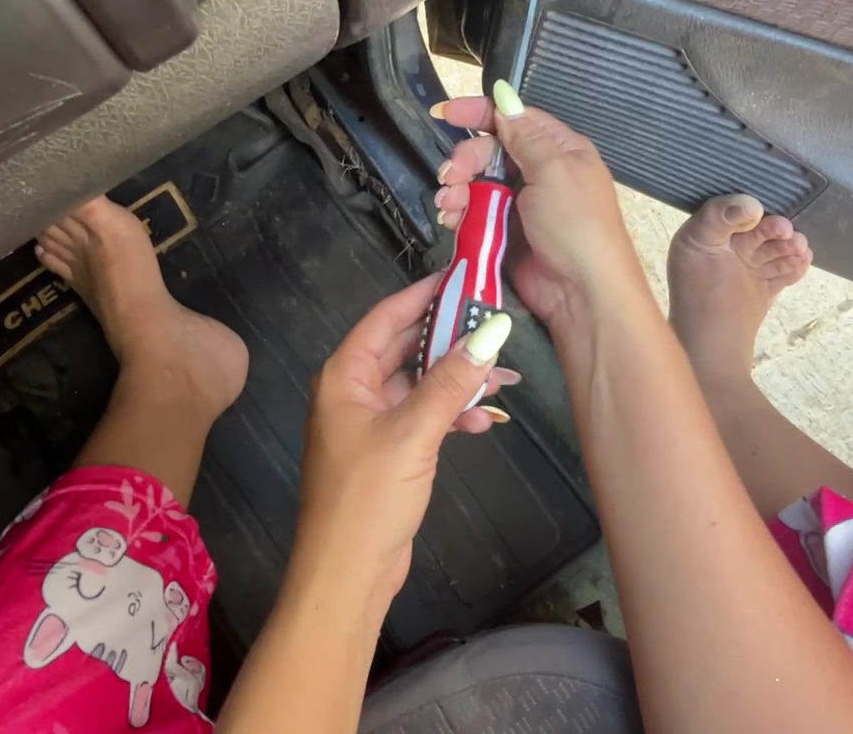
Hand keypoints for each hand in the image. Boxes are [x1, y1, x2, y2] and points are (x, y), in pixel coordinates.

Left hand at [292, 276, 516, 606]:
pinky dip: (452, 413)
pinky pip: (424, 415)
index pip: (387, 316)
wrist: (348, 574)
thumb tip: (492, 332)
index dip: (424, 294)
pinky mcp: (389, 448)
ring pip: (421, 382)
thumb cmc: (368, 495)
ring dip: (459, 380)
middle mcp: (355, 389)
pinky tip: (484, 420)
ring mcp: (372, 420)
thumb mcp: (414, 432)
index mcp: (346, 374)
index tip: (463, 278)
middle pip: (407, 347)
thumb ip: (452, 380)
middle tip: (495, 324)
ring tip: (506, 378)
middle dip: (451, 339)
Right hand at [433, 82, 651, 333]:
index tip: (444, 113)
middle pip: (489, 151)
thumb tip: (505, 99)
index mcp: (559, 150)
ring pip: (476, 183)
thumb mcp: (553, 171)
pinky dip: (459, 214)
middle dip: (465, 159)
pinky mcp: (504, 234)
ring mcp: (520, 205)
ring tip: (448, 204)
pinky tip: (452, 221)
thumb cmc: (576, 225)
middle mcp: (539, 172)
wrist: (582, 293)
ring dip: (456, 189)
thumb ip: (524, 136)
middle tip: (450, 176)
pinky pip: (474, 214)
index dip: (479, 113)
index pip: (514, 119)